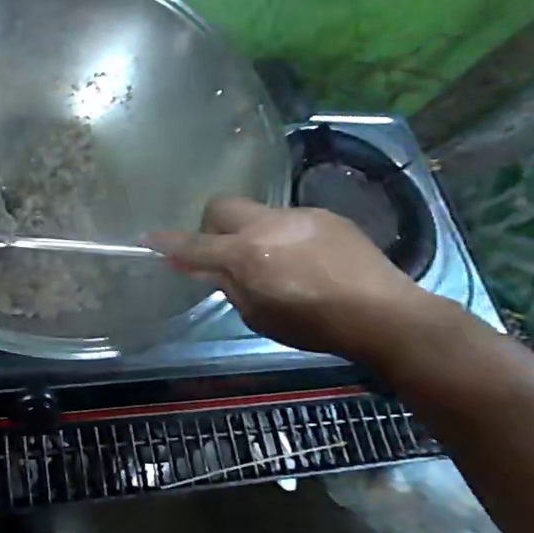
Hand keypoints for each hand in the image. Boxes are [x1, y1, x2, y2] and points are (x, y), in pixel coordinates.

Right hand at [147, 198, 455, 364]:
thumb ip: (226, 285)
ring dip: (252, 233)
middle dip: (211, 225)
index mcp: (246, 255)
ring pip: (259, 214)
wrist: (385, 314)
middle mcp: (268, 225)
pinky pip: (290, 220)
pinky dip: (284, 236)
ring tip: (274, 263)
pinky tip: (305, 261)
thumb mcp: (258, 315)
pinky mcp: (327, 216)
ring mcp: (300, 216)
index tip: (148, 239)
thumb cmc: (314, 326)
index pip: (194, 245)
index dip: (167, 244)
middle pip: (222, 206)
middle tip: (220, 251)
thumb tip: (201, 268)